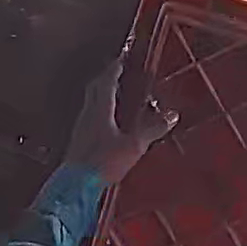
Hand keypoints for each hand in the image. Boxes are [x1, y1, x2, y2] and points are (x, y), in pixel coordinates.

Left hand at [66, 60, 179, 183]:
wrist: (74, 188)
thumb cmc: (103, 162)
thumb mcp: (133, 145)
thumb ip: (153, 129)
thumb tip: (172, 115)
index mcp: (100, 108)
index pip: (106, 80)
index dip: (115, 67)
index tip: (123, 57)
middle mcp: (88, 113)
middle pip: (95, 88)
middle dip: (107, 77)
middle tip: (118, 71)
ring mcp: (82, 127)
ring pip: (92, 102)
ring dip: (103, 93)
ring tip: (117, 93)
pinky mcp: (80, 142)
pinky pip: (91, 117)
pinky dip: (101, 111)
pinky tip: (110, 121)